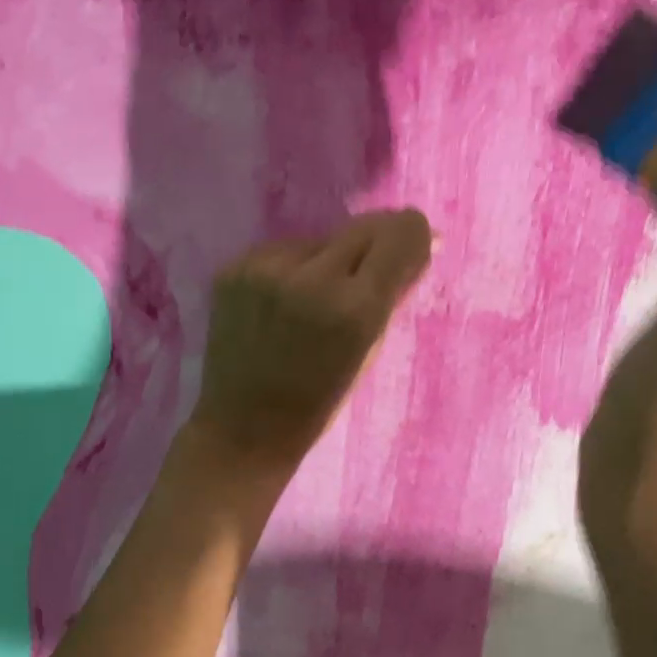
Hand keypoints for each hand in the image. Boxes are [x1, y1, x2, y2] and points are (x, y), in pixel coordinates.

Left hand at [190, 209, 434, 465]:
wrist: (243, 429)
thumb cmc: (318, 404)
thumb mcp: (370, 353)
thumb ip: (393, 295)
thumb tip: (423, 241)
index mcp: (356, 309)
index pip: (402, 234)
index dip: (412, 238)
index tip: (409, 252)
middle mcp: (311, 277)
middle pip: (364, 227)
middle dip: (374, 247)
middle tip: (361, 282)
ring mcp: (265, 269)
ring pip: (321, 239)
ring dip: (328, 260)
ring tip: (312, 305)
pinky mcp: (233, 268)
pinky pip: (282, 251)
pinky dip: (291, 271)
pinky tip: (281, 307)